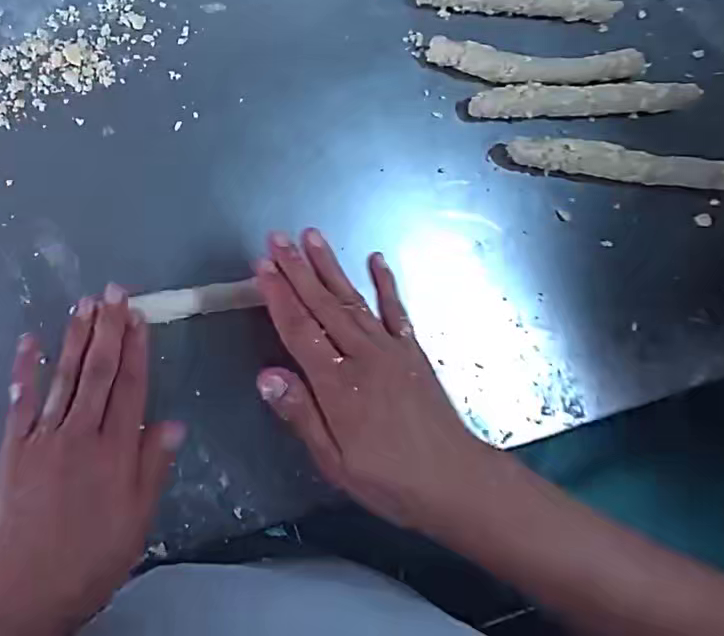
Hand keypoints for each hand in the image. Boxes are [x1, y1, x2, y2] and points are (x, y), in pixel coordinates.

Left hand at [0, 286, 184, 635]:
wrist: (28, 583)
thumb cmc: (91, 557)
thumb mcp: (137, 521)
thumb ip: (152, 467)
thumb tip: (174, 422)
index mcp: (115, 451)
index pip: (130, 387)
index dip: (136, 349)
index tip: (138, 316)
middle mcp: (81, 432)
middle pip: (99, 371)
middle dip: (108, 328)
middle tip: (114, 292)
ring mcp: (45, 434)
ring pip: (65, 375)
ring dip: (76, 337)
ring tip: (85, 304)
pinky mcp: (16, 442)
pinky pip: (22, 397)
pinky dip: (26, 367)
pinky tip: (31, 339)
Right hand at [252, 229, 508, 533]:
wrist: (463, 487)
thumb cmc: (391, 480)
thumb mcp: (336, 462)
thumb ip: (301, 414)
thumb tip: (265, 375)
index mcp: (339, 383)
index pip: (299, 329)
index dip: (278, 295)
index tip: (260, 266)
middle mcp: (362, 356)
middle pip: (322, 304)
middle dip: (296, 268)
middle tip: (276, 237)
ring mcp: (390, 349)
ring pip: (352, 299)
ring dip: (329, 265)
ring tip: (311, 235)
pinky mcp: (412, 351)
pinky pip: (396, 311)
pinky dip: (385, 283)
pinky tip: (375, 259)